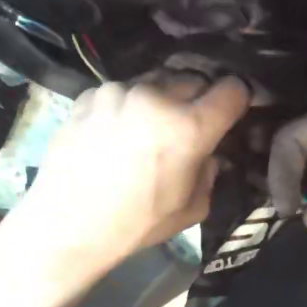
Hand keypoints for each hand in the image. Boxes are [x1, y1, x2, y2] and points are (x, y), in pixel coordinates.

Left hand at [5, 72, 250, 276]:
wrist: (68, 225)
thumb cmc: (137, 224)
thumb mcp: (192, 209)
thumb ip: (209, 173)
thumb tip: (206, 155)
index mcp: (190, 127)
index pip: (232, 90)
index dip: (238, 99)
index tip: (231, 111)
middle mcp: (156, 98)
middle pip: (193, 80)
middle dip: (197, 101)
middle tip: (187, 127)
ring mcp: (118, 92)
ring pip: (154, 84)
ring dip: (158, 102)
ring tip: (145, 132)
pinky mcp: (89, 95)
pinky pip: (120, 93)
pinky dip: (125, 107)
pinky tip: (114, 134)